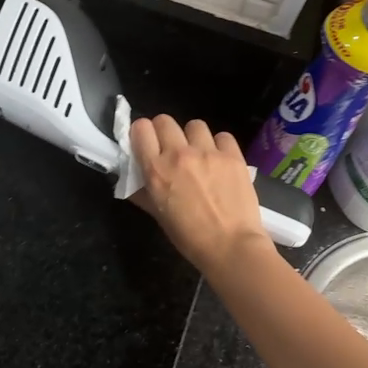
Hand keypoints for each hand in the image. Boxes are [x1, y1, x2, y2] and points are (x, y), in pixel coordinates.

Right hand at [129, 115, 271, 276]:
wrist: (231, 246)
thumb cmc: (189, 237)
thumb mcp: (158, 215)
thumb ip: (143, 191)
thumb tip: (134, 178)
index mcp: (156, 169)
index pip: (141, 128)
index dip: (142, 134)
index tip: (146, 144)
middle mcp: (179, 154)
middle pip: (165, 120)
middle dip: (164, 132)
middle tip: (171, 150)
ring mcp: (208, 152)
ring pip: (195, 125)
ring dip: (193, 137)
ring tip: (199, 155)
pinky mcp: (233, 156)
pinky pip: (223, 136)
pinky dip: (219, 145)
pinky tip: (220, 161)